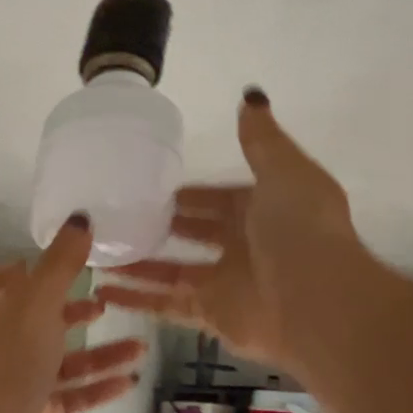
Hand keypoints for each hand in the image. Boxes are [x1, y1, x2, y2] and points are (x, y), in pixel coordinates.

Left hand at [0, 214, 146, 412]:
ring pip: (59, 363)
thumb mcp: (38, 301)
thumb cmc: (10, 359)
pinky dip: (96, 388)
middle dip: (68, 313)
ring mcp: (13, 384)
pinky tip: (129, 380)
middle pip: (32, 323)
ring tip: (140, 346)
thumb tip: (80, 218)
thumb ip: (60, 262)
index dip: (5, 274)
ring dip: (98, 354)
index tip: (38, 265)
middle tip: (102, 304)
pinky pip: (69, 397)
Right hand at [96, 88, 365, 374]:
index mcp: (263, 211)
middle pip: (192, 234)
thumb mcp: (284, 172)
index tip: (150, 189)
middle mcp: (243, 246)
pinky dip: (134, 300)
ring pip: (170, 272)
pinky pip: (164, 305)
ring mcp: (224, 283)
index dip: (189, 194)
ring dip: (136, 265)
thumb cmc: (300, 231)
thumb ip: (261, 141)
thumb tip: (248, 97)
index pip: (218, 198)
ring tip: (97, 255)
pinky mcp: (208, 315)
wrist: (315, 300)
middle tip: (115, 219)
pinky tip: (101, 290)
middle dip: (159, 228)